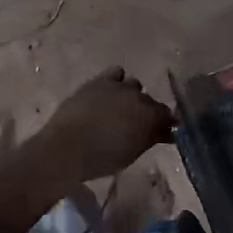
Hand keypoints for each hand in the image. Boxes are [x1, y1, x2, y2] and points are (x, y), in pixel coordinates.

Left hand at [24, 68, 172, 184]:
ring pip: (133, 85)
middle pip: (149, 100)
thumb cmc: (101, 159)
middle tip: (137, 125)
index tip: (161, 133)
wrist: (66, 148)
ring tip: (120, 108)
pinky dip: (116, 80)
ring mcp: (117, 86)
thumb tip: (163, 132)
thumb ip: (150, 139)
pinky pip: (116, 73)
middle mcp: (138, 96)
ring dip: (131, 95)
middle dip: (147, 111)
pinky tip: (109, 93)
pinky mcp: (99, 81)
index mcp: (150, 115)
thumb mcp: (131, 155)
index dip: (164, 124)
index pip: (166, 115)